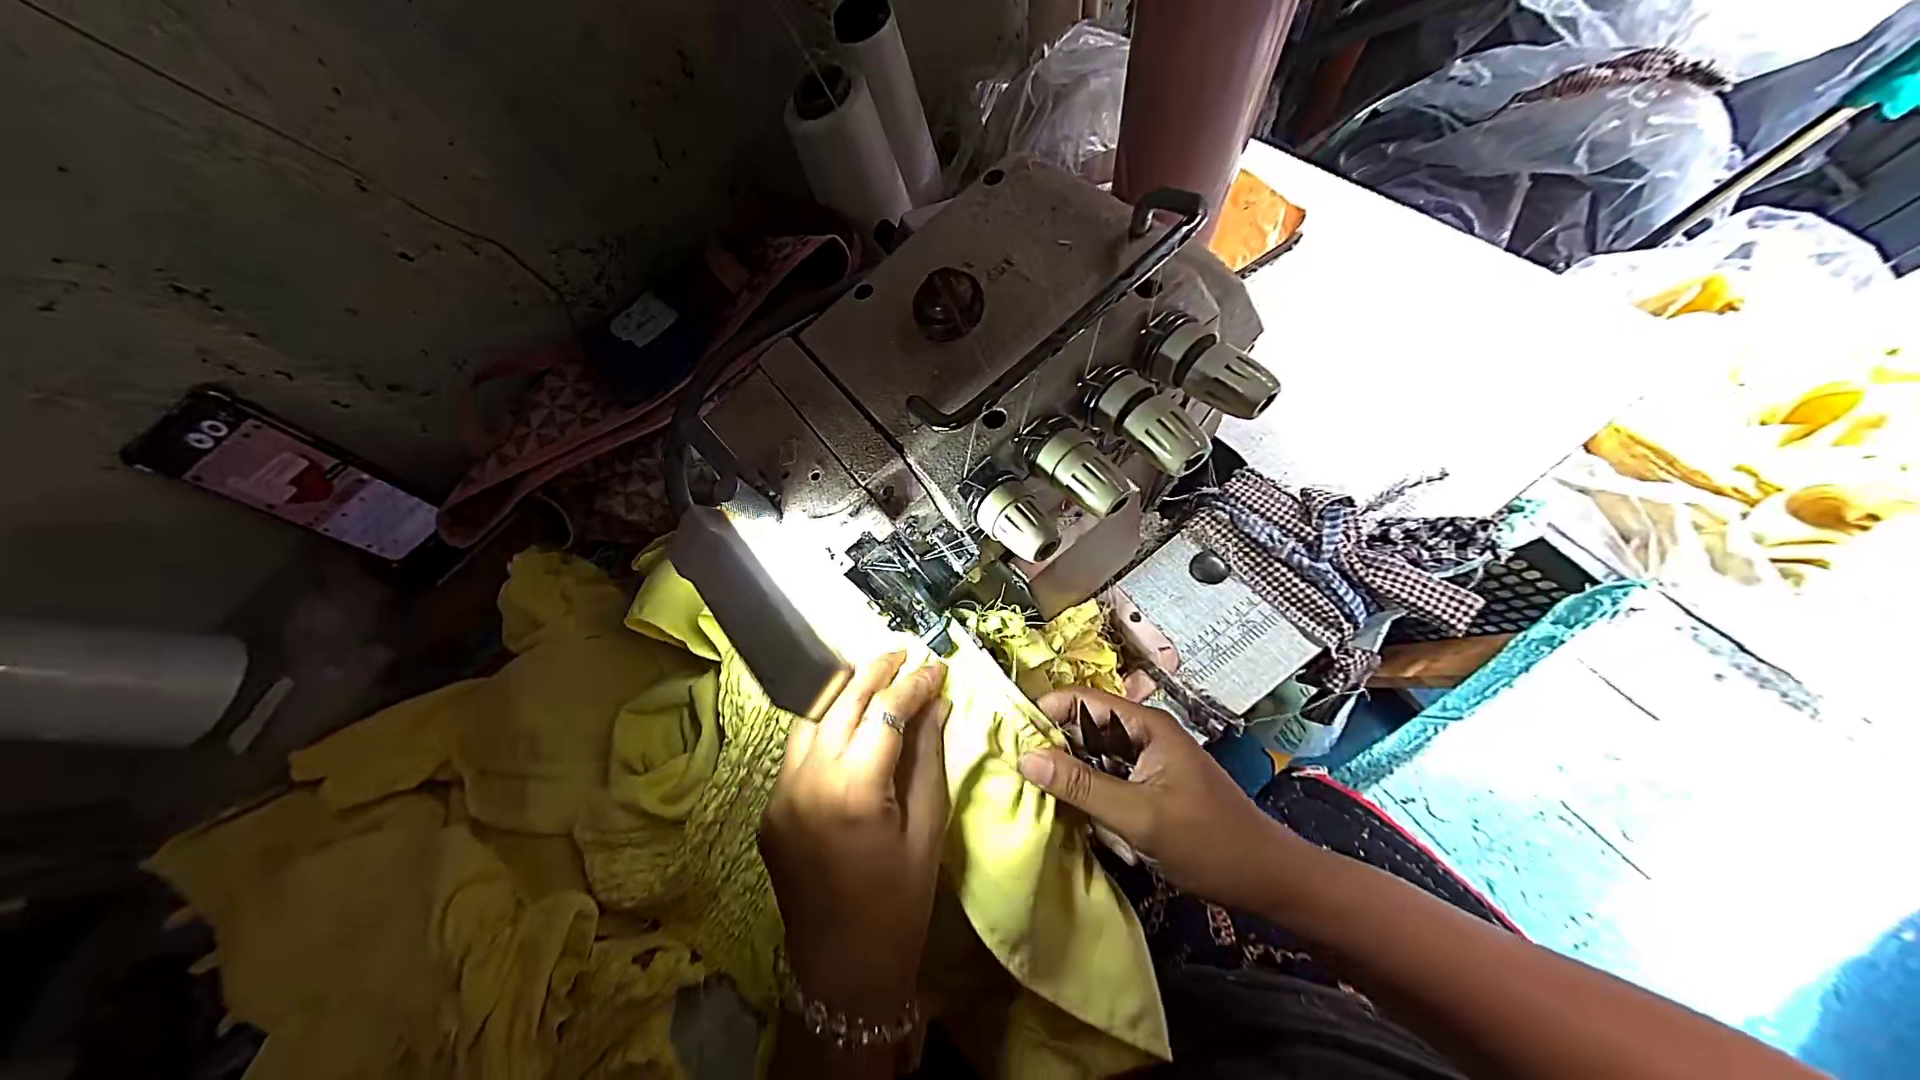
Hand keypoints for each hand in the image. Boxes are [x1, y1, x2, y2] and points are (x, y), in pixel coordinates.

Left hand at [759, 651, 951, 1013]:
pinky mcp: (770, 807)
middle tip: (904, 654)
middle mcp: (806, 781)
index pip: (885, 711)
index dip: (914, 685)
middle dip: (875, 671)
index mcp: (852, 790)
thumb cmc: (900, 905)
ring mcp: (779, 793)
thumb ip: (928, 758)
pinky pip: (798, 748)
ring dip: (844, 690)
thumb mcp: (927, 830)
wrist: (843, 970)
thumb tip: (937, 705)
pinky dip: (826, 723)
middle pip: (841, 702)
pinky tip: (850, 718)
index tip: (937, 668)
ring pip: (811, 717)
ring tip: (876, 674)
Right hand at [1022, 687, 1306, 914]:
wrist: (1267, 878)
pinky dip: (1088, 790)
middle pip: (1084, 726)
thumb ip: (1082, 786)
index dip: (1045, 712)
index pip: (1082, 700)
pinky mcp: (1148, 785)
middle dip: (1053, 745)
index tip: (1010, 736)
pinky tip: (1070, 810)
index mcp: (1145, 725)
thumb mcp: (1139, 815)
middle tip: (1016, 768)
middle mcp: (1143, 734)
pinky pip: (1106, 777)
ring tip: (1035, 790)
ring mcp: (1147, 760)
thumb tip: (1026, 757)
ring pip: (1093, 755)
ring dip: (1069, 772)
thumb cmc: (1208, 842)